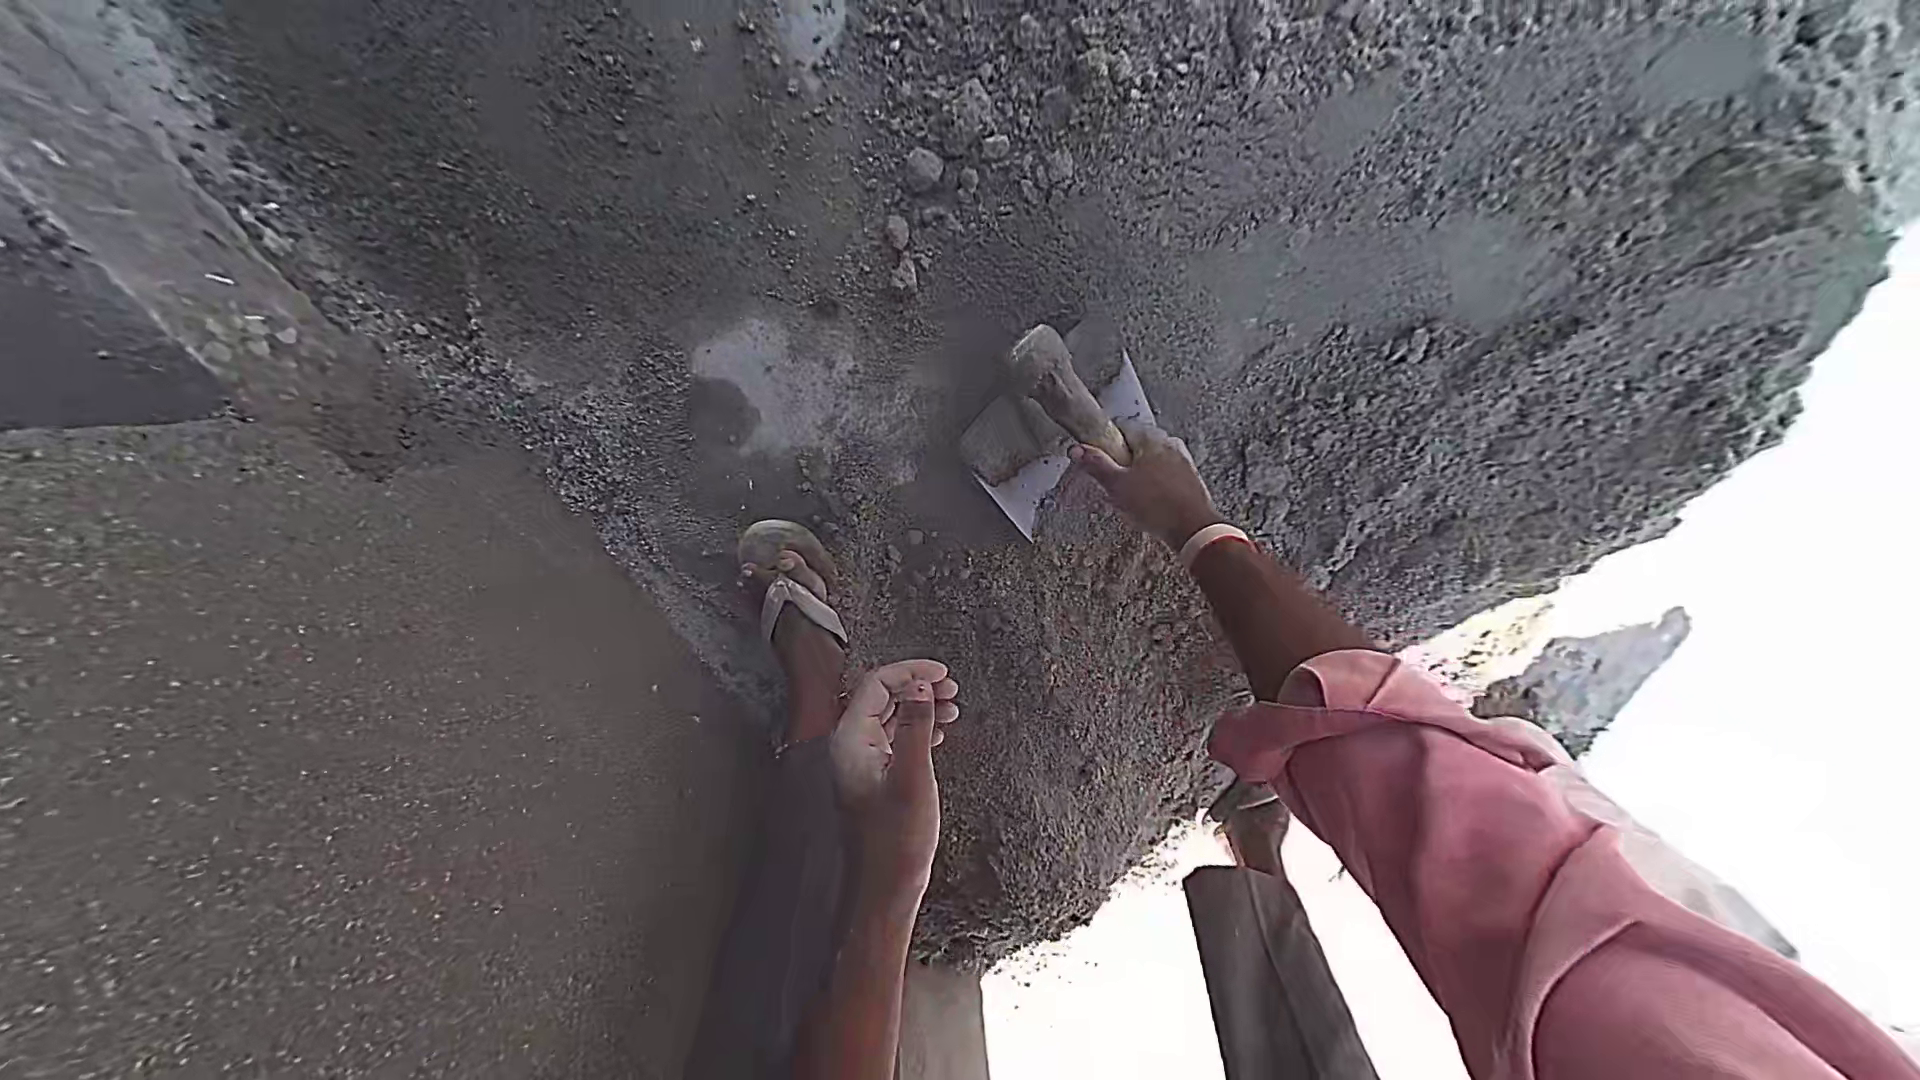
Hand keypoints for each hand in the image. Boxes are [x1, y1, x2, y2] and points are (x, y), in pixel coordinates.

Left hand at [829, 661, 958, 901]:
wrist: (886, 887)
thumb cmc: (896, 840)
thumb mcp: (913, 775)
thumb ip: (915, 725)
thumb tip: (921, 685)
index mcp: (851, 740)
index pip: (877, 684)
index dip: (910, 672)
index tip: (942, 674)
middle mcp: (851, 745)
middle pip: (882, 696)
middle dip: (917, 686)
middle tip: (950, 688)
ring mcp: (861, 761)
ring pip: (890, 715)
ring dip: (920, 705)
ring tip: (951, 706)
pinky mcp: (874, 775)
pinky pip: (894, 736)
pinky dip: (917, 727)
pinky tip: (937, 731)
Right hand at [1069, 419, 1223, 548]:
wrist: (1192, 528)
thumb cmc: (1158, 506)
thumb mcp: (1116, 485)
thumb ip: (1096, 464)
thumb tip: (1078, 450)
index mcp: (1151, 438)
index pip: (1121, 426)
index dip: (1106, 442)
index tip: (1098, 456)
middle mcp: (1170, 444)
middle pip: (1136, 445)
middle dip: (1122, 462)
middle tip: (1114, 482)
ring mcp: (1182, 461)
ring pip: (1150, 461)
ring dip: (1138, 475)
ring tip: (1130, 497)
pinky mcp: (1189, 479)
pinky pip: (1163, 476)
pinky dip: (1153, 486)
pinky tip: (1148, 504)